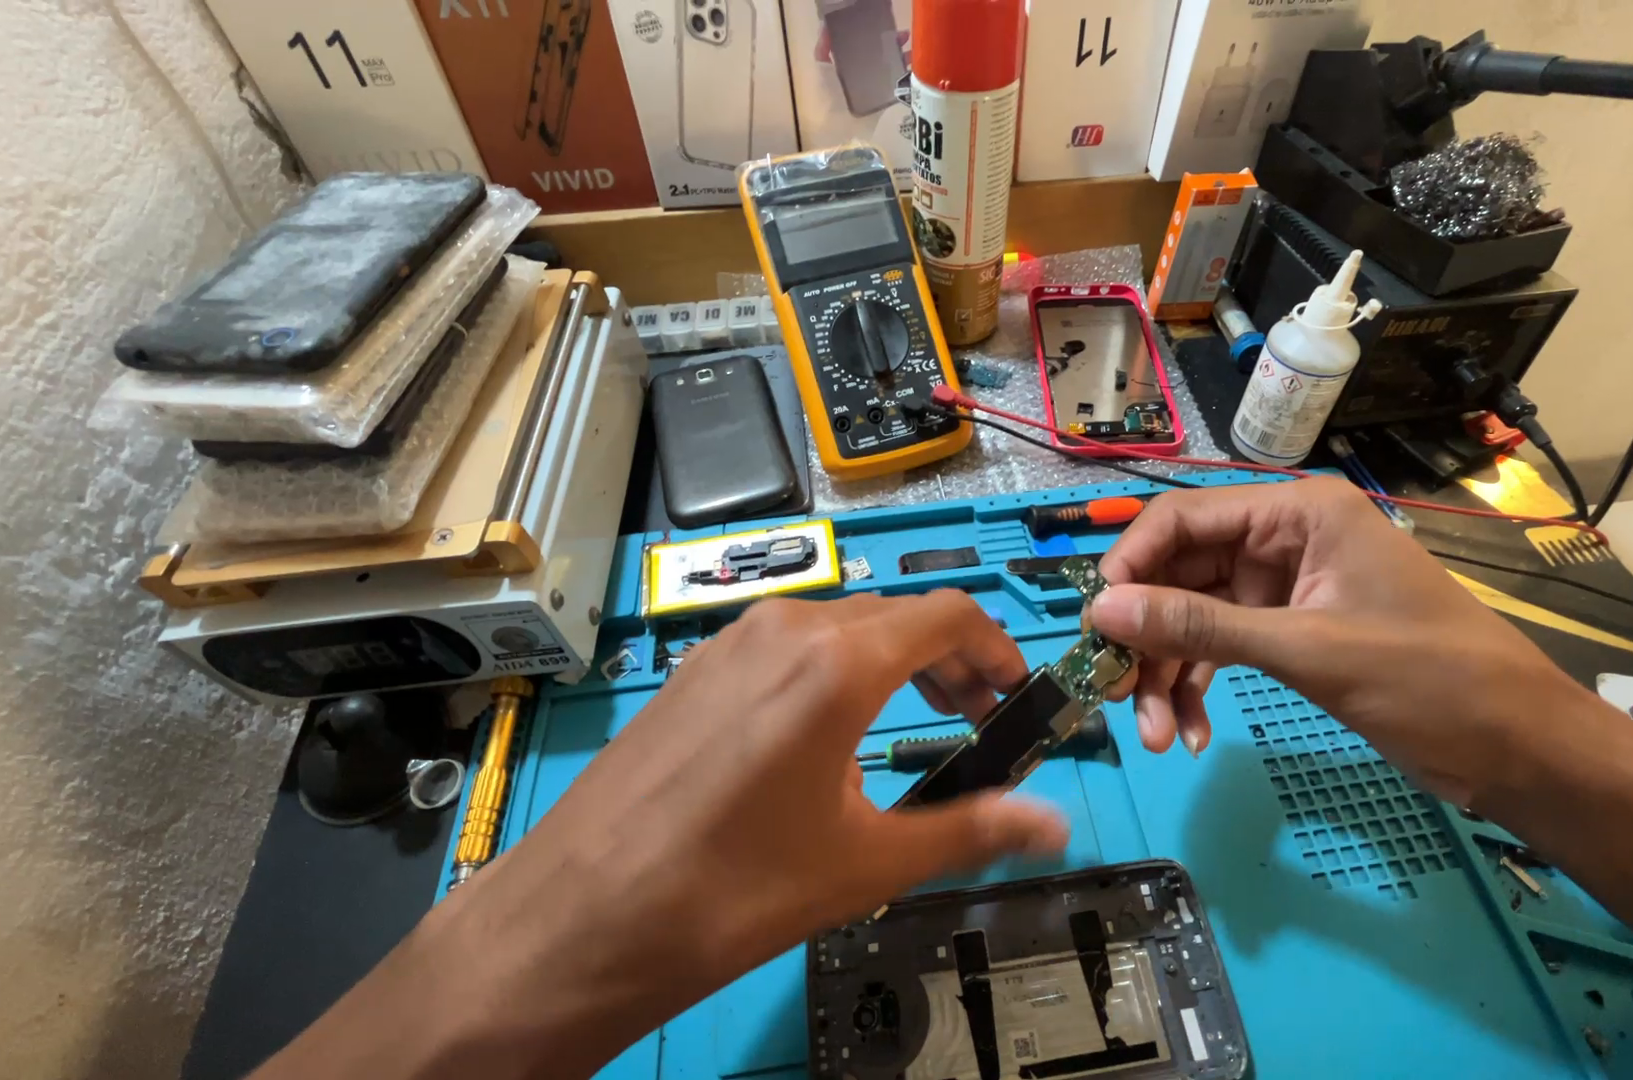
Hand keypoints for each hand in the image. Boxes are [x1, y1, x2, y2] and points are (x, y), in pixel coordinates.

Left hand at [259, 592, 1066, 1079]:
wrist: (577, 916)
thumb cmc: (733, 892)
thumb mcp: (866, 864)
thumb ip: (970, 830)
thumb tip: (1055, 825)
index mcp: (838, 663)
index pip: (947, 615)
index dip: (996, 646)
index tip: (1014, 692)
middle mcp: (788, 627)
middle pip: (896, 618)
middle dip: (950, 660)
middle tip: (976, 716)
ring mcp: (733, 640)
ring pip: (841, 627)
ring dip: (892, 662)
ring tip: (912, 720)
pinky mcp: (698, 665)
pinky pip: (789, 646)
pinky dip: (834, 669)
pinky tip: (826, 731)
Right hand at [1088, 477, 1628, 805]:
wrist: (1521, 751)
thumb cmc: (1430, 680)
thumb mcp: (1305, 649)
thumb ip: (1198, 626)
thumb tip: (1103, 611)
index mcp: (1296, 514)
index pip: (1181, 518)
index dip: (1130, 565)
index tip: (1097, 623)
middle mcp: (1281, 539)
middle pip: (1180, 574)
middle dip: (1148, 638)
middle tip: (1118, 695)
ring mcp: (1281, 586)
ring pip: (1193, 617)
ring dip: (1167, 674)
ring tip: (1157, 735)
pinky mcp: (1286, 628)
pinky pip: (1219, 647)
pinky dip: (1198, 686)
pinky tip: (1189, 732)